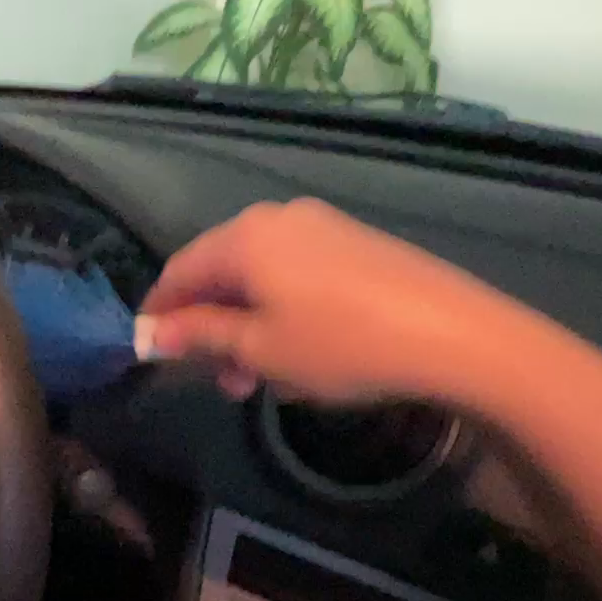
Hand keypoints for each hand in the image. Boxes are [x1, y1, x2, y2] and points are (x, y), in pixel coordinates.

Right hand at [140, 199, 545, 405]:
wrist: (453, 335)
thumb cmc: (340, 344)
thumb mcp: (259, 348)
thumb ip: (198, 335)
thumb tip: (149, 334)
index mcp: (245, 237)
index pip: (179, 270)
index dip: (159, 313)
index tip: (148, 352)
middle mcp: (278, 219)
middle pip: (219, 274)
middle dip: (208, 329)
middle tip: (216, 381)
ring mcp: (320, 228)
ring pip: (258, 279)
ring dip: (245, 329)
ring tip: (257, 380)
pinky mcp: (353, 245)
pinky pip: (293, 277)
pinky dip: (278, 315)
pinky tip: (296, 354)